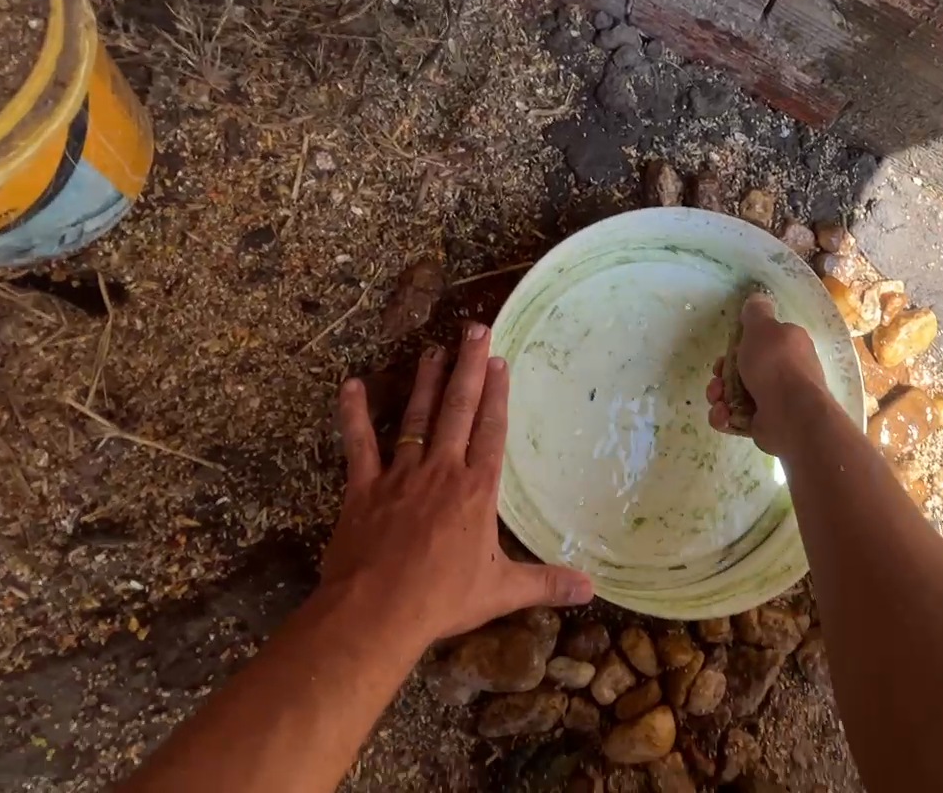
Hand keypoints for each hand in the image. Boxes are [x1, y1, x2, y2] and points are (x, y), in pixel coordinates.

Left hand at [320, 323, 592, 650]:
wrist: (374, 613)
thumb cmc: (441, 599)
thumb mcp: (501, 591)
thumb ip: (546, 583)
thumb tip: (591, 589)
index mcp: (477, 489)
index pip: (491, 430)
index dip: (497, 394)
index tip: (499, 361)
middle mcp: (442, 470)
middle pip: (459, 409)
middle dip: (469, 368)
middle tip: (474, 330)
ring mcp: (401, 475)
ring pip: (416, 418)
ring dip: (426, 382)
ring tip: (434, 349)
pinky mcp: (364, 488)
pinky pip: (359, 445)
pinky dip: (354, 415)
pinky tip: (351, 385)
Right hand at [705, 293, 833, 456]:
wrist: (791, 414)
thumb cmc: (775, 365)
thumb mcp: (762, 328)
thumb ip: (756, 313)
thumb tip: (757, 296)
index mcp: (788, 346)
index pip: (759, 343)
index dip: (737, 347)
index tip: (727, 351)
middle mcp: (784, 372)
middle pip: (743, 370)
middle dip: (722, 375)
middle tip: (717, 379)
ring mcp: (775, 400)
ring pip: (736, 395)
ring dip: (719, 396)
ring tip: (718, 400)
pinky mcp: (765, 424)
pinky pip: (737, 418)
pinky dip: (726, 417)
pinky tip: (724, 416)